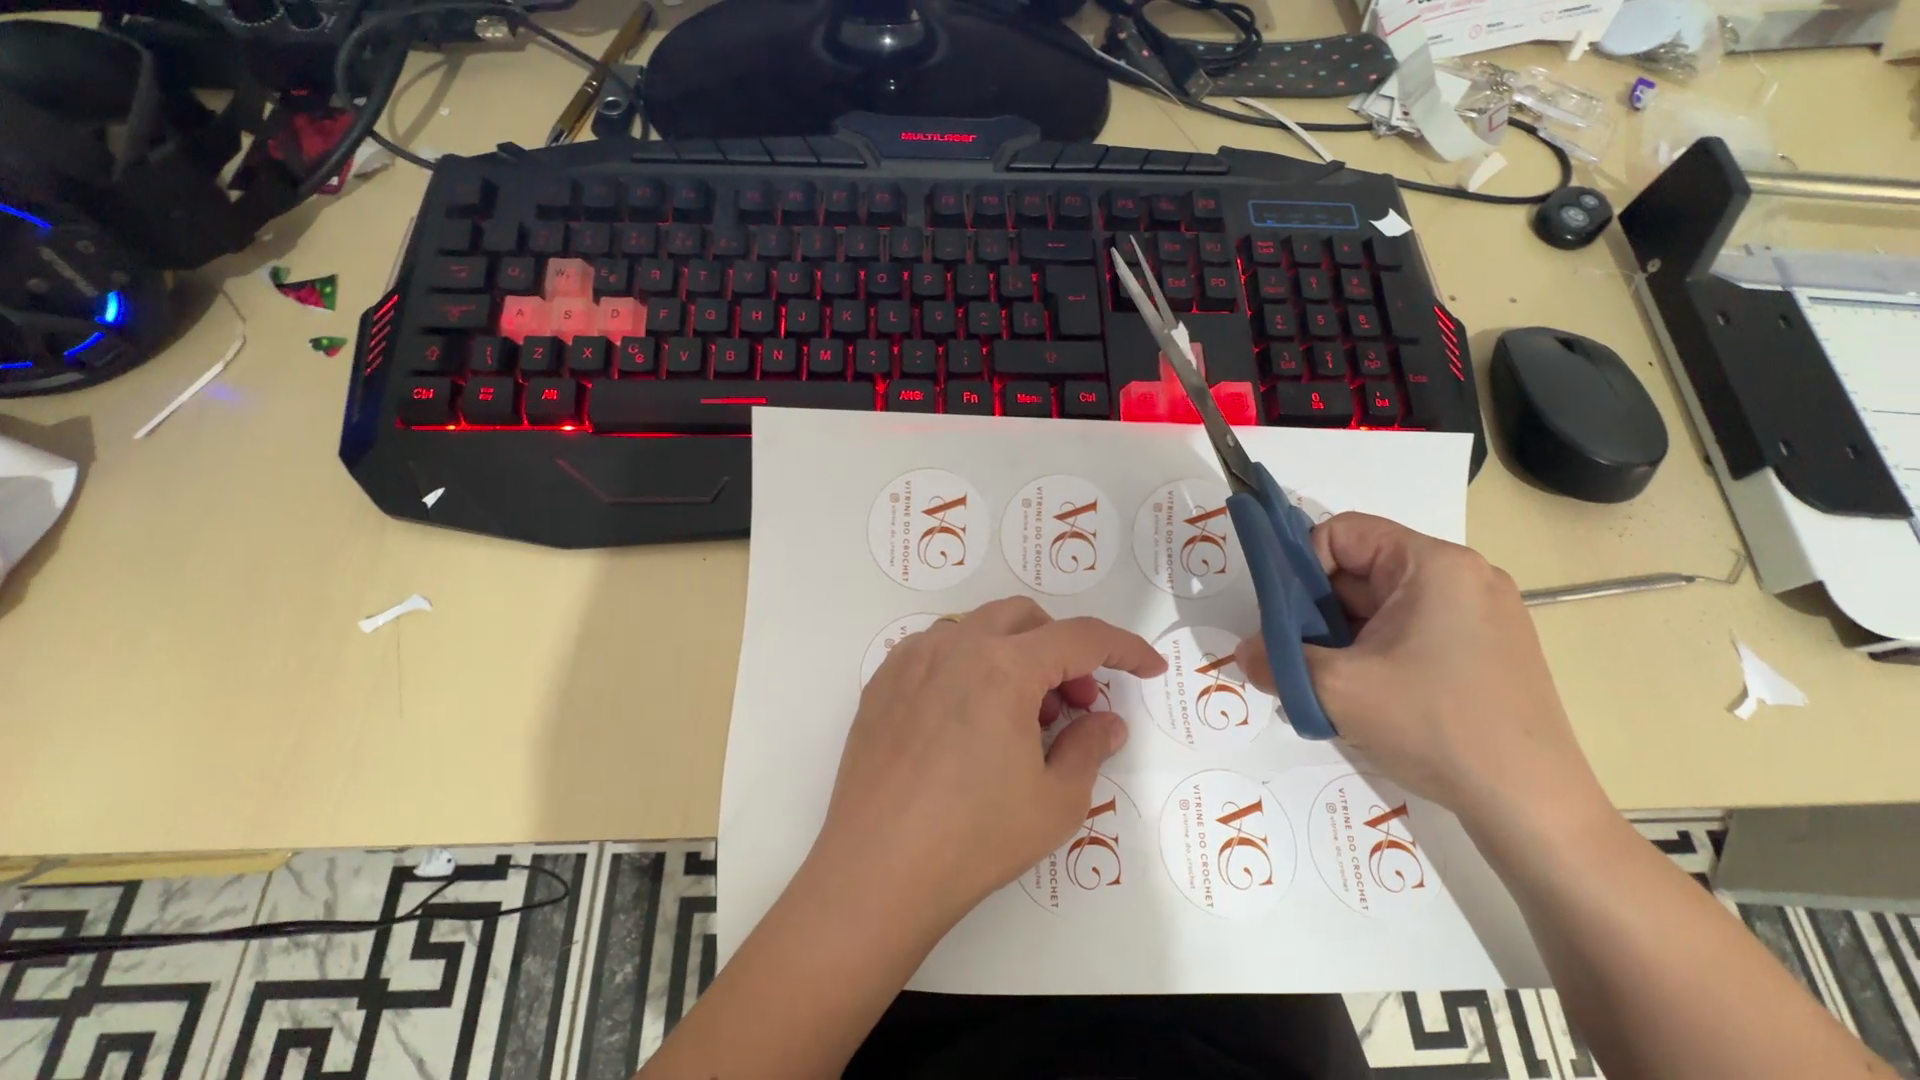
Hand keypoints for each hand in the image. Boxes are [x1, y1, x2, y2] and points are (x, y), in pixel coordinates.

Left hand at [808, 597, 1166, 928]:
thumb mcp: (1056, 800)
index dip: (1123, 648)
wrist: (877, 872)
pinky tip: (969, 720)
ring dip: (1013, 654)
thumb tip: (1106, 722)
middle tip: (1074, 703)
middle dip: (1062, 649)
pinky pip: (935, 652)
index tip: (1147, 668)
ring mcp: (910, 663)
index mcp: (1003, 667)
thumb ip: (1089, 747)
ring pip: (976, 629)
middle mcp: (954, 648)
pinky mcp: (881, 686)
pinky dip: (968, 666)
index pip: (1080, 637)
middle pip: (1025, 618)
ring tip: (1018, 717)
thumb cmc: (975, 838)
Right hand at [1236, 513, 1604, 827]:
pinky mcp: (1491, 651)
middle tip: (1299, 656)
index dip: (1300, 567)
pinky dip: (1379, 655)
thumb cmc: (1435, 725)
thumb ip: (1279, 660)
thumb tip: (1244, 654)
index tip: (1285, 618)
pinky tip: (1371, 698)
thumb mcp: (1339, 690)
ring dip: (1346, 638)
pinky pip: (1415, 633)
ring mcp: (1484, 615)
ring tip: (1333, 685)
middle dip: (1319, 610)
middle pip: (1363, 570)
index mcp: (1434, 564)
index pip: (1342, 532)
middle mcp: (1465, 576)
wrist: (1530, 803)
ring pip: (1385, 607)